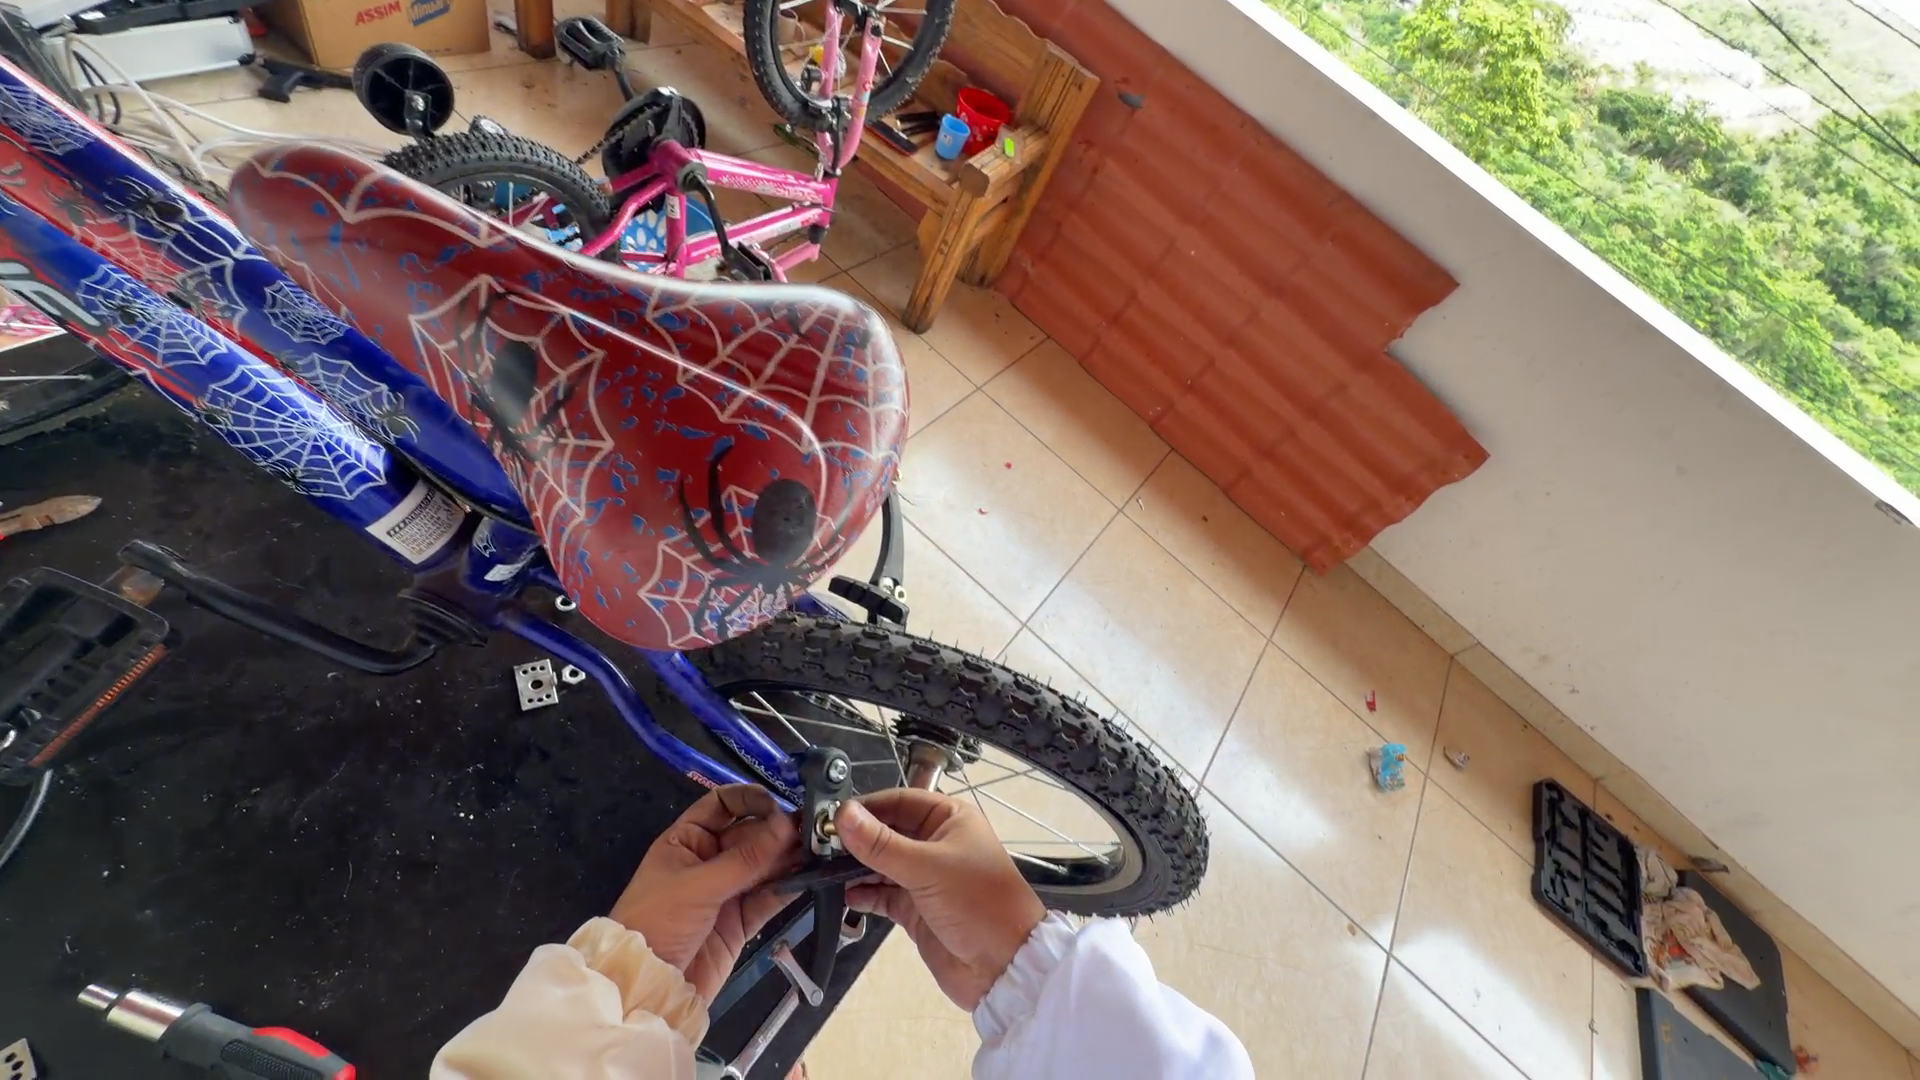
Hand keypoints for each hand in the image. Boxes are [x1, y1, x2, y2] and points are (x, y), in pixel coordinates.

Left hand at [609, 785, 800, 1004]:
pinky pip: (770, 896)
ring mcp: (727, 891)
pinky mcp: (742, 921)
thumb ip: (747, 858)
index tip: (778, 803)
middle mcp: (709, 860)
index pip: (722, 805)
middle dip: (778, 831)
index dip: (749, 799)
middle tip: (810, 831)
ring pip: (765, 865)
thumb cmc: (658, 924)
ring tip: (817, 851)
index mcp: (687, 841)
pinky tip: (810, 876)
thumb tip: (787, 825)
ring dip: (789, 858)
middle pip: (751, 834)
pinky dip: (789, 887)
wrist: (644, 993)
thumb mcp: (698, 886)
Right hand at [835, 789, 1045, 1009]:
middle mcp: (936, 842)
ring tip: (824, 871)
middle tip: (818, 846)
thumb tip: (842, 814)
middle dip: (857, 839)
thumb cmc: (975, 901)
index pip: (899, 801)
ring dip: (856, 867)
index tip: (830, 816)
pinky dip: (865, 894)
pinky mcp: (916, 908)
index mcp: (948, 818)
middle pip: (887, 831)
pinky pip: (883, 894)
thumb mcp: (927, 867)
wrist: (1003, 968)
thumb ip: (880, 844)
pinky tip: (845, 896)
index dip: (866, 807)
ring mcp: (925, 876)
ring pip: (882, 863)